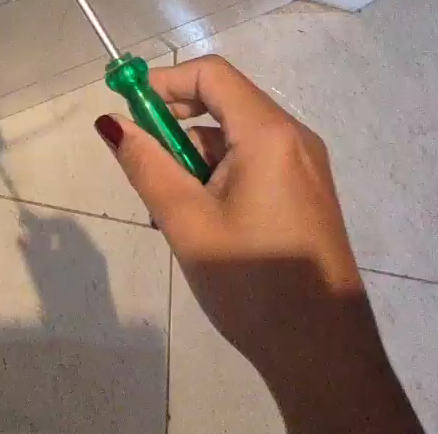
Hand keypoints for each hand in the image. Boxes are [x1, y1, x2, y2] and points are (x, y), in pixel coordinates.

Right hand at [98, 55, 420, 432]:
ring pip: (232, 136)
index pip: (210, 75)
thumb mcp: (186, 222)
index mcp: (269, 135)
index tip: (125, 106)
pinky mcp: (304, 194)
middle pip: (222, 101)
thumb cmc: (254, 284)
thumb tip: (110, 121)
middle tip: (141, 159)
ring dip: (191, 155)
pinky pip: (250, 161)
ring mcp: (303, 167)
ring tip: (167, 209)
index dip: (163, 82)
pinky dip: (216, 174)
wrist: (327, 362)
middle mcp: (292, 139)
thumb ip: (145, 163)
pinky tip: (198, 221)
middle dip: (174, 122)